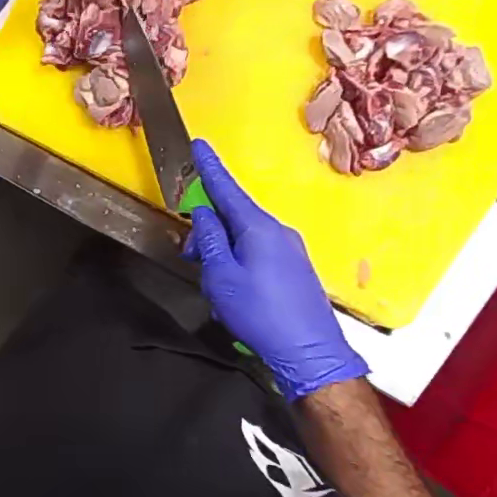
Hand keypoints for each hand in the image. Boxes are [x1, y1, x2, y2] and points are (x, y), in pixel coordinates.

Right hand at [183, 140, 368, 399]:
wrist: (308, 350)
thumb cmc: (259, 312)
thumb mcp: (221, 277)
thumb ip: (209, 241)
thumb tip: (204, 214)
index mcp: (259, 228)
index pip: (228, 191)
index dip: (210, 169)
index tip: (198, 145)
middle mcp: (277, 232)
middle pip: (233, 218)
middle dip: (207, 230)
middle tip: (189, 256)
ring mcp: (288, 250)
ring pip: (242, 240)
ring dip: (220, 255)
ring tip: (212, 287)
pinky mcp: (292, 269)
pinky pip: (255, 256)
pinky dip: (235, 267)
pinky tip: (230, 295)